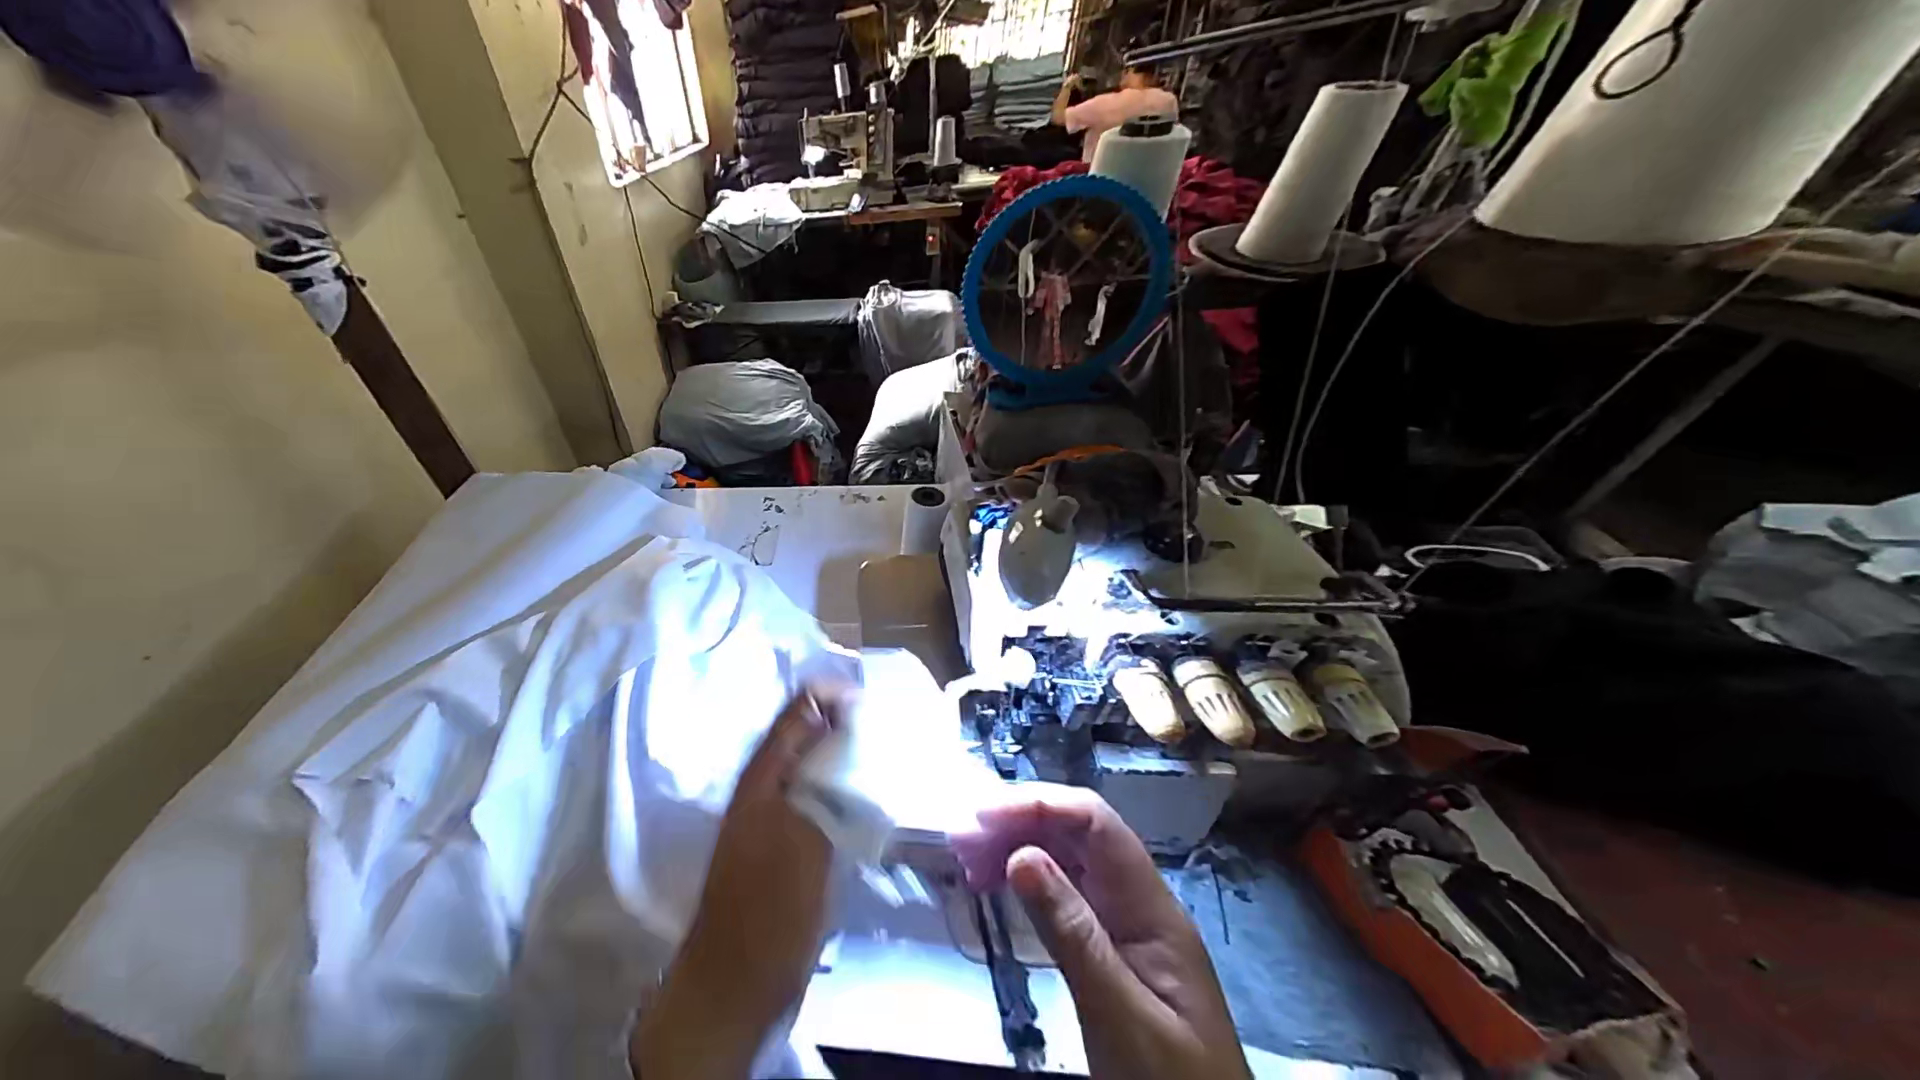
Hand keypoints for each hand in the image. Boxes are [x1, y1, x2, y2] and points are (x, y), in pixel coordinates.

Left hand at [630, 686, 850, 1078]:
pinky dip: (847, 787)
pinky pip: (823, 799)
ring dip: (847, 752)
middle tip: (887, 713)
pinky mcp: (792, 843)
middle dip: (843, 720)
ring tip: (886, 743)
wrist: (741, 981)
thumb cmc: (770, 907)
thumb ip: (820, 777)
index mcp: (762, 778)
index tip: (870, 691)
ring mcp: (779, 817)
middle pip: (807, 737)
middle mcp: (767, 788)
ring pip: (817, 767)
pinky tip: (872, 790)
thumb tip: (840, 718)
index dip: (829, 696)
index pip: (796, 715)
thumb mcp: (799, 835)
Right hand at [952, 785, 1250, 1079]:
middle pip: (1079, 832)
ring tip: (969, 857)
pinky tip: (999, 884)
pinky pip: (1066, 891)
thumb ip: (1074, 936)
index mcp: (1150, 905)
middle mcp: (1138, 899)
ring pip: (1070, 857)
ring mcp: (1126, 920)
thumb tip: (1022, 856)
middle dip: (1020, 820)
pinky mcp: (1111, 944)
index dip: (1038, 806)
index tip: (982, 818)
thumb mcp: (1120, 1015)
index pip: (1095, 823)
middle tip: (961, 838)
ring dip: (1020, 844)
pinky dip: (1029, 879)